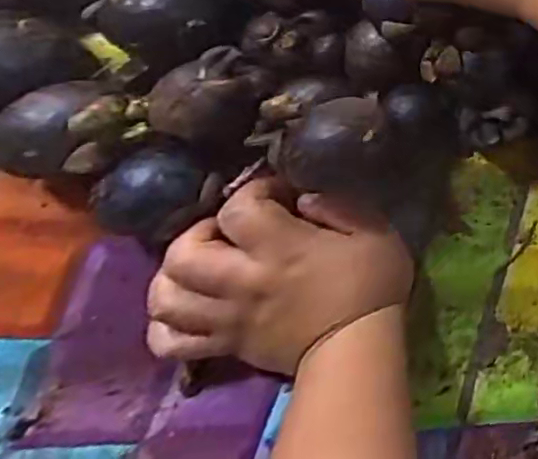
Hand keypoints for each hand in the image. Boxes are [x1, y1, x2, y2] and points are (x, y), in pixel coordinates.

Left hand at [145, 179, 412, 375]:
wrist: (357, 347)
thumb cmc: (371, 281)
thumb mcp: (373, 230)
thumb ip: (339, 207)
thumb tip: (303, 196)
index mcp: (283, 248)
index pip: (238, 210)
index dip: (252, 190)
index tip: (277, 191)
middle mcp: (244, 281)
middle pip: (183, 254)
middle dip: (199, 229)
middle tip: (230, 226)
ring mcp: (227, 317)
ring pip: (166, 297)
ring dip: (172, 273)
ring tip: (202, 260)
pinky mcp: (222, 345)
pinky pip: (168, 340)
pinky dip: (164, 321)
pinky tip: (184, 304)